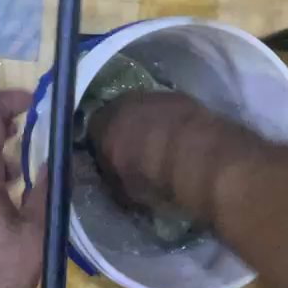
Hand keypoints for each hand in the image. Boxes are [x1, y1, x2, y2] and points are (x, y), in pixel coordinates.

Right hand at [88, 91, 269, 219]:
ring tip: (162, 143)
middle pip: (120, 114)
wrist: (193, 155)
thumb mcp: (126, 191)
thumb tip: (117, 182)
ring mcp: (152, 95)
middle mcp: (122, 103)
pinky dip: (172, 120)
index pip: (95, 132)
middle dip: (127, 130)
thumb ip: (116, 181)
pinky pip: (169, 108)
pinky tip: (181, 136)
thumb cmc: (152, 177)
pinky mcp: (179, 95)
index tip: (113, 159)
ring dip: (151, 123)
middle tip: (138, 150)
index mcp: (102, 125)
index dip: (104, 146)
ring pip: (145, 108)